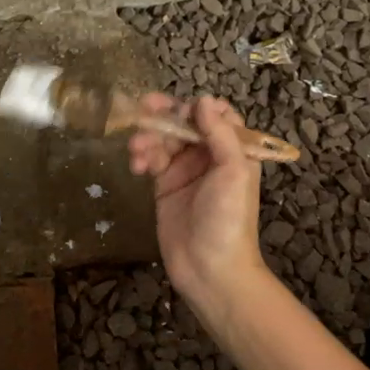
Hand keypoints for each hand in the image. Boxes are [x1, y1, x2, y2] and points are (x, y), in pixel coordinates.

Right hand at [128, 95, 265, 303]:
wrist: (211, 270)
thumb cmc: (229, 219)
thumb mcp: (233, 171)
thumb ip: (220, 133)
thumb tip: (204, 99)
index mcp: (232, 150)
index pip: (215, 115)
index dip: (198, 107)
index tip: (183, 111)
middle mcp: (208, 156)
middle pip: (184, 122)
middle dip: (164, 114)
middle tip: (144, 107)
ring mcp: (184, 170)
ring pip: (163, 138)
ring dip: (147, 137)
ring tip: (137, 149)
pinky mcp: (164, 185)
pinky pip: (150, 159)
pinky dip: (141, 156)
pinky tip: (136, 166)